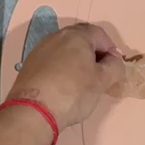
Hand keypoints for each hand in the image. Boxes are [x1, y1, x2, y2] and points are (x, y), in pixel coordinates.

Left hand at [7, 23, 122, 127]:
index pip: (100, 34)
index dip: (111, 48)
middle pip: (81, 38)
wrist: (32, 111)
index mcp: (77, 35)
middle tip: (100, 72)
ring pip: (65, 49)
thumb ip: (114, 67)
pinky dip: (61, 67)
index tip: (115, 66)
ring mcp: (40, 49)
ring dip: (76, 60)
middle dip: (93, 52)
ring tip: (82, 80)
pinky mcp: (29, 64)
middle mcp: (57, 36)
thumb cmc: (73, 92)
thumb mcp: (102, 81)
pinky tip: (63, 85)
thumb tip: (114, 61)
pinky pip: (52, 59)